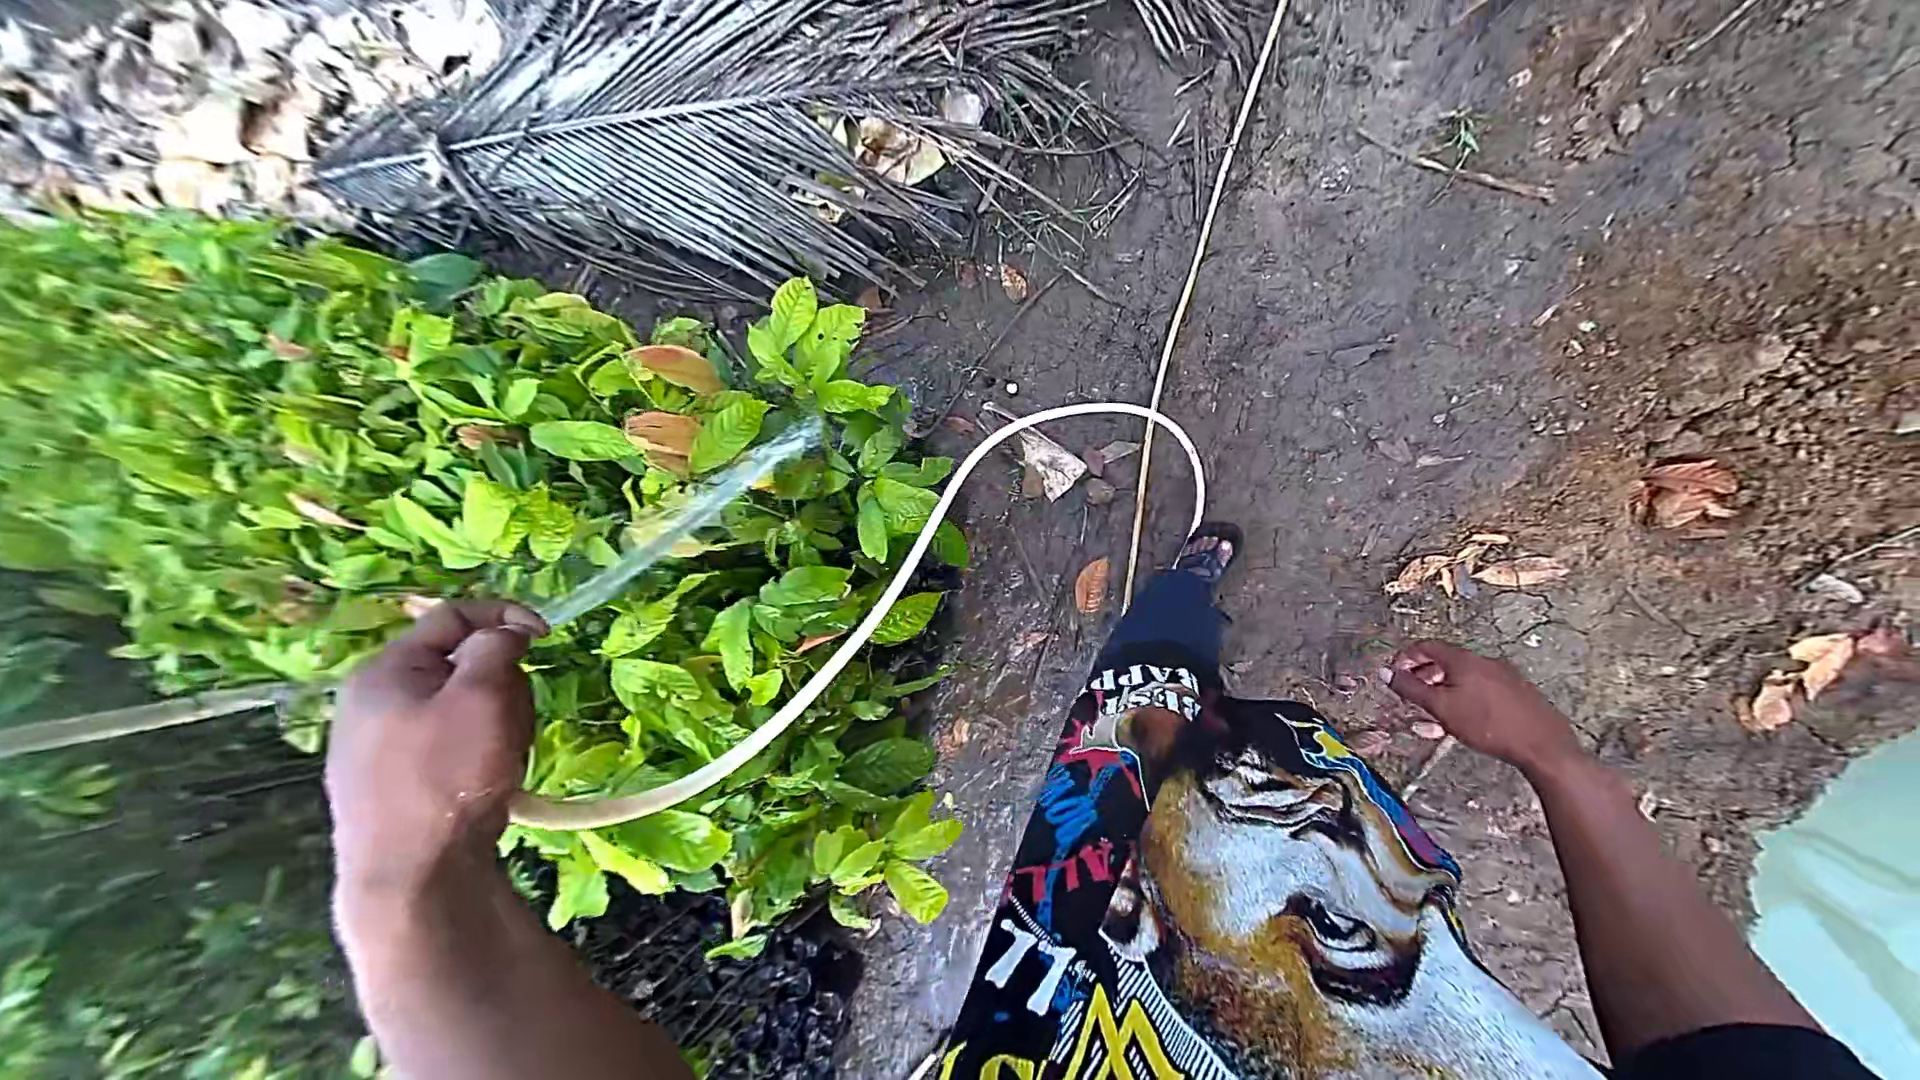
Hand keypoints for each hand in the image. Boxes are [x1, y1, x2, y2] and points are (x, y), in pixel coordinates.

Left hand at [327, 600, 547, 894]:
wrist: (412, 872)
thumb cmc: (449, 773)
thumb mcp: (483, 694)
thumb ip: (496, 646)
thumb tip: (504, 632)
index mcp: (385, 670)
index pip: (452, 615)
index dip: (506, 614)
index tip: (546, 636)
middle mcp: (371, 699)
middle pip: (457, 659)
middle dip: (501, 674)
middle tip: (519, 705)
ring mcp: (377, 741)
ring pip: (457, 699)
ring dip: (493, 710)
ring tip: (504, 747)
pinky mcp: (391, 776)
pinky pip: (448, 735)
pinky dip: (478, 740)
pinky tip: (487, 771)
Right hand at [1380, 640, 1587, 775]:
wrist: (1545, 749)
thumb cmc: (1489, 725)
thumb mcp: (1439, 707)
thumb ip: (1409, 688)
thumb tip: (1386, 672)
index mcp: (1464, 660)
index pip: (1426, 646)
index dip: (1405, 658)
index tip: (1396, 674)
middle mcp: (1487, 662)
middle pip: (1446, 660)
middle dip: (1424, 675)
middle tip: (1414, 693)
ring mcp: (1507, 677)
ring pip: (1465, 676)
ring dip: (1444, 688)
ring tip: (1437, 710)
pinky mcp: (1521, 693)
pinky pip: (1484, 687)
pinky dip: (1466, 696)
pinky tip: (1465, 718)